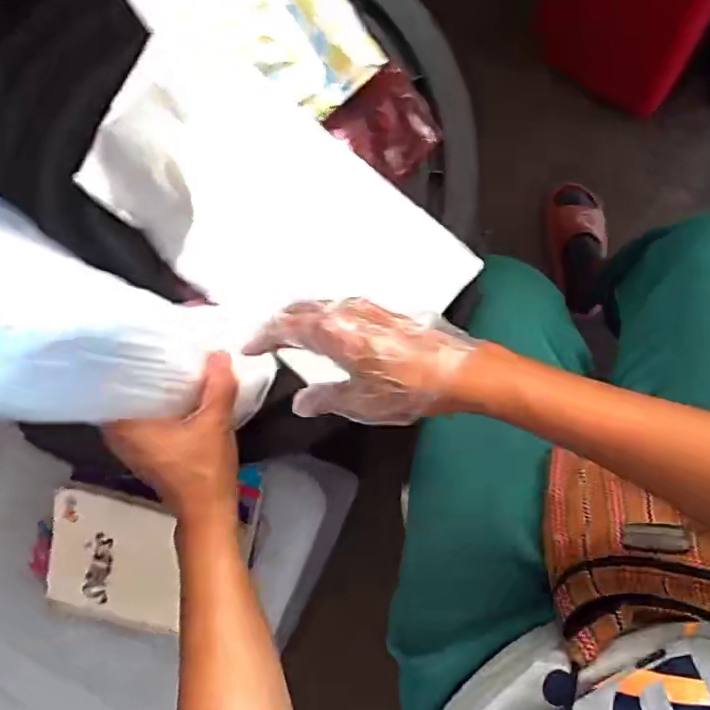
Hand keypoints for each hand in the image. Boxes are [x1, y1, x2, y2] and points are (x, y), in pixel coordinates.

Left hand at [103, 352, 240, 525]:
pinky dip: (156, 405)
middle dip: (141, 371)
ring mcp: (128, 444)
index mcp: (125, 425)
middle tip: (159, 345)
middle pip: (123, 392)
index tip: (140, 339)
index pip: (112, 382)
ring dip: (150, 389)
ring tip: (169, 364)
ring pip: (133, 406)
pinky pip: (142, 418)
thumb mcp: (215, 423)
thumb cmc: (204, 468)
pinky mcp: (143, 451)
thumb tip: (219, 354)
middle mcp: (117, 433)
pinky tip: (176, 393)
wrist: (207, 510)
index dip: (125, 359)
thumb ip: (218, 387)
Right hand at [243, 298, 476, 425]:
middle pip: (302, 309)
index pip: (285, 326)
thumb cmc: (409, 388)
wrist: (459, 371)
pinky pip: (346, 309)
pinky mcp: (388, 313)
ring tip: (297, 333)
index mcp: (332, 331)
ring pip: (325, 306)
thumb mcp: (360, 402)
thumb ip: (326, 399)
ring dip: (306, 316)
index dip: (263, 336)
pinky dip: (329, 317)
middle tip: (269, 338)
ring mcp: (370, 309)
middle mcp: (347, 312)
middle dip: (281, 322)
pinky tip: (335, 332)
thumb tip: (303, 402)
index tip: (250, 346)